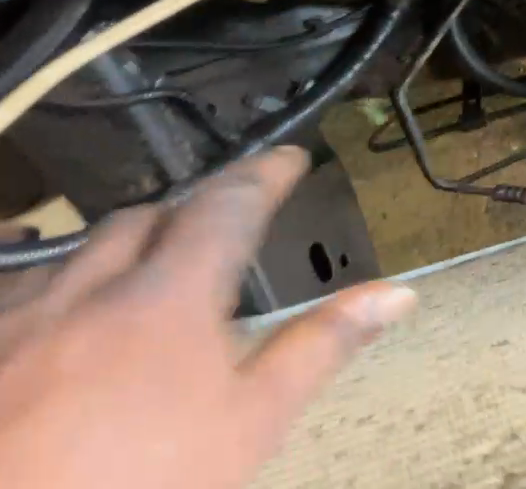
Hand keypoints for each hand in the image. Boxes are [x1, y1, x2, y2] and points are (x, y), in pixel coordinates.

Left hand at [0, 147, 414, 488]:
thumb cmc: (137, 481)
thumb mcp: (250, 422)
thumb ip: (320, 345)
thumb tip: (395, 294)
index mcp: (166, 301)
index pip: (226, 208)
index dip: (264, 175)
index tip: (290, 159)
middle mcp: (80, 298)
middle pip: (140, 220)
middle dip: (188, 210)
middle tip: (221, 217)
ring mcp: (4, 331)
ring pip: (62, 257)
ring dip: (113, 248)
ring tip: (139, 257)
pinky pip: (1, 297)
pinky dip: (33, 282)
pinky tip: (42, 299)